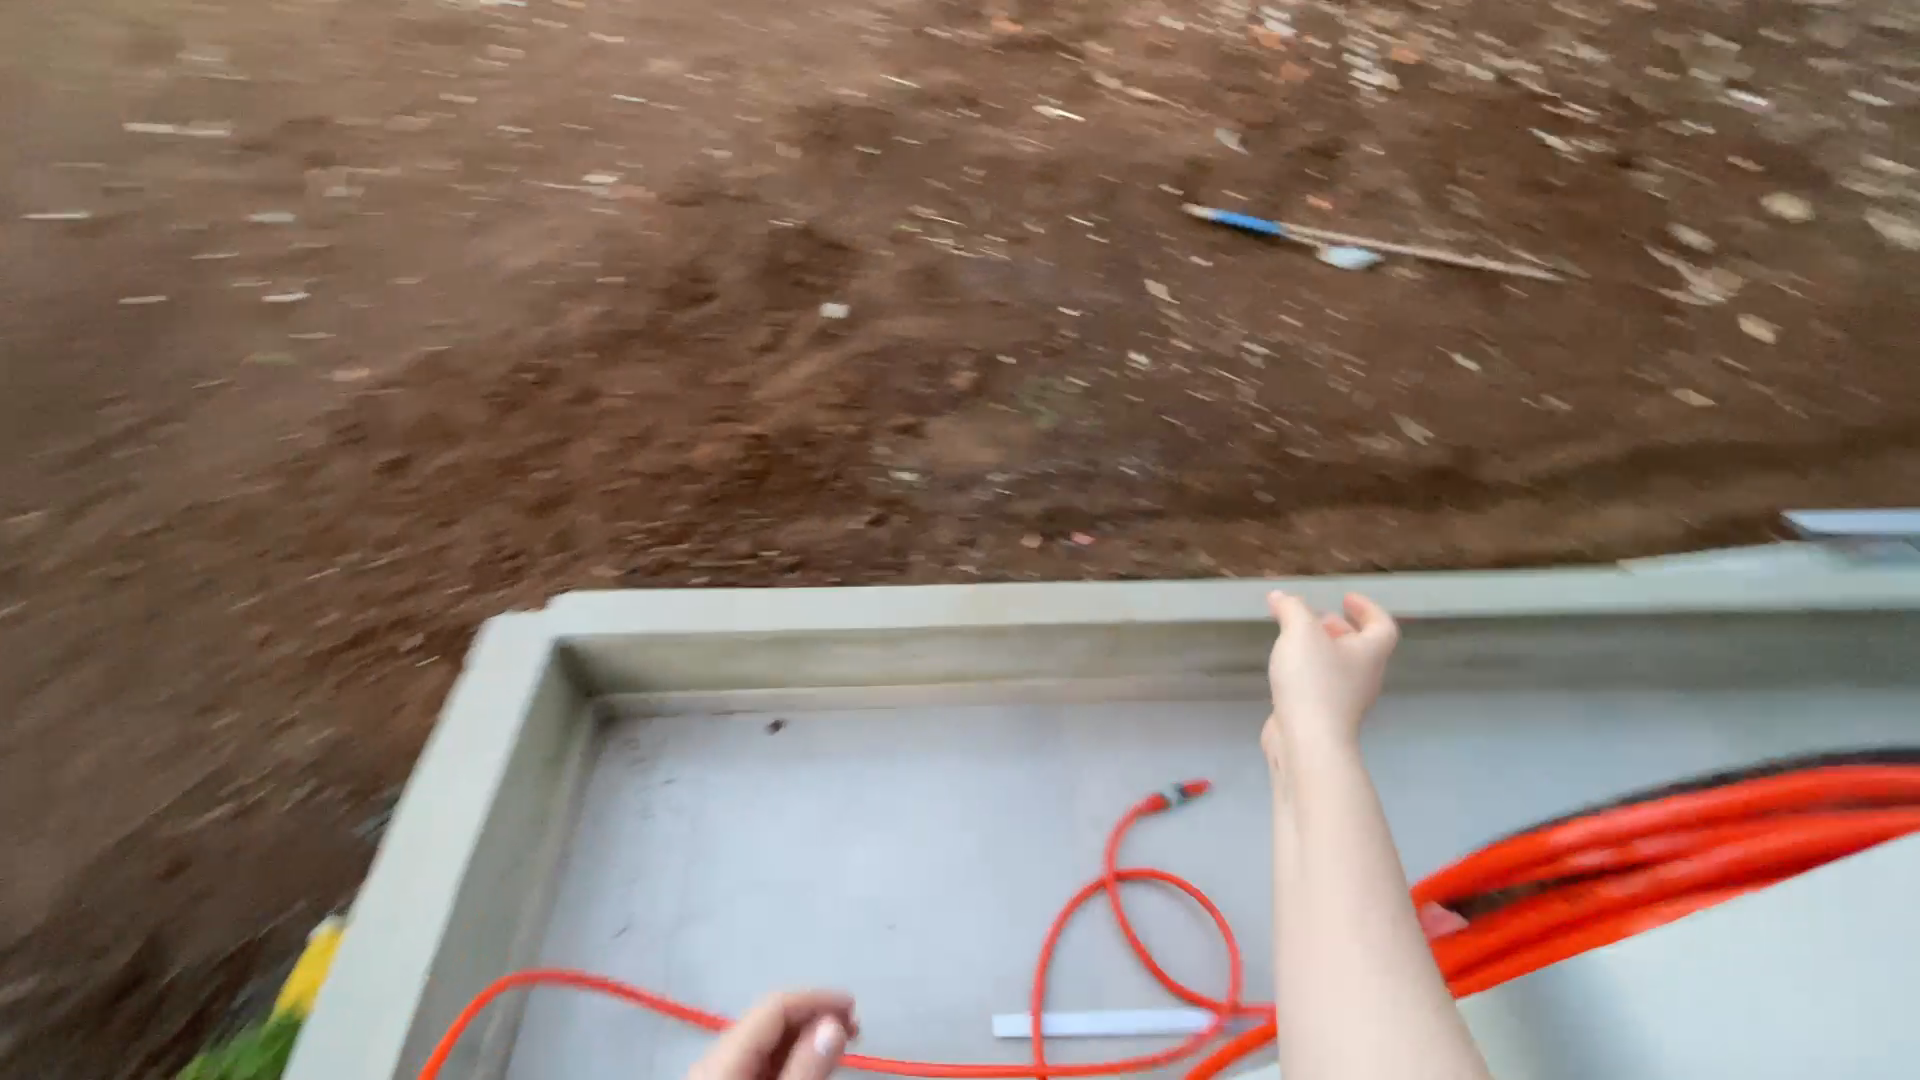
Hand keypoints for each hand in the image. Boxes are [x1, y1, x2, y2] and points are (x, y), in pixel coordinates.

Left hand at [687, 991, 856, 1079]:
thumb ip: (804, 1068)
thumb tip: (834, 1024)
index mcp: (721, 1058)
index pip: (774, 1006)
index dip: (816, 998)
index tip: (853, 1006)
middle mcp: (714, 1061)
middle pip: (770, 1022)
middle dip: (814, 1018)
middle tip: (854, 1027)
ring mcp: (717, 1076)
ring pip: (767, 1044)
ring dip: (805, 1038)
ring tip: (841, 1044)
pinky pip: (761, 1063)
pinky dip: (790, 1058)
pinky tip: (810, 1063)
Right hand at [1262, 590, 1398, 763]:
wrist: (1308, 740)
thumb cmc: (1313, 681)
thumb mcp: (1300, 632)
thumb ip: (1291, 608)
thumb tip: (1280, 596)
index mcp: (1369, 653)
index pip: (1383, 626)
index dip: (1368, 609)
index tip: (1346, 598)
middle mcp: (1364, 676)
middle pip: (1362, 648)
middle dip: (1340, 629)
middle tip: (1317, 618)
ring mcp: (1346, 700)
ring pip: (1340, 667)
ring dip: (1323, 650)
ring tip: (1295, 640)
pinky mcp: (1324, 716)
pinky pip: (1322, 685)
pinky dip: (1309, 671)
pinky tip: (1285, 669)